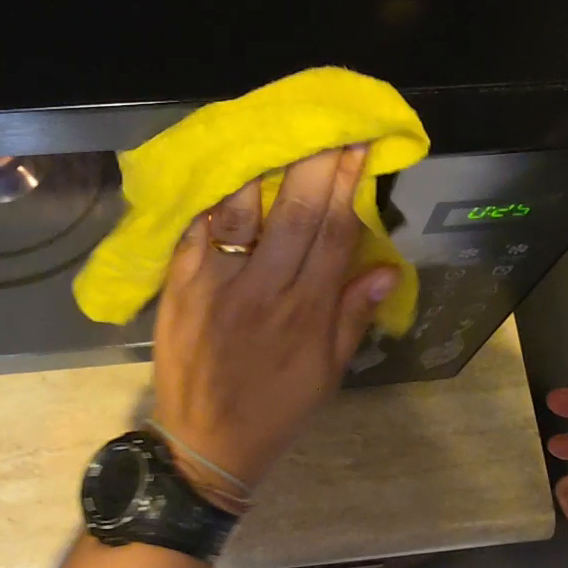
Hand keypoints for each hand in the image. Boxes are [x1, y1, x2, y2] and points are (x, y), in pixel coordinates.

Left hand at [150, 146, 395, 507]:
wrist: (205, 442)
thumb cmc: (274, 410)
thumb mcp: (327, 375)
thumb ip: (352, 318)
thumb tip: (387, 267)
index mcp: (306, 312)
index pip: (333, 233)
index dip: (348, 185)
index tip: (357, 146)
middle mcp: (264, 290)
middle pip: (294, 212)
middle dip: (314, 163)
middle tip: (326, 124)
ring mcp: (217, 285)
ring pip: (243, 211)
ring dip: (262, 167)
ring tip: (274, 132)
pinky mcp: (180, 287)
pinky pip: (199, 231)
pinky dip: (214, 199)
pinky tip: (226, 171)